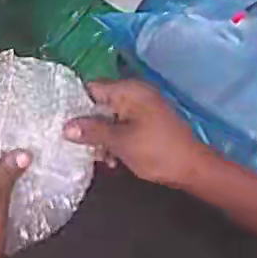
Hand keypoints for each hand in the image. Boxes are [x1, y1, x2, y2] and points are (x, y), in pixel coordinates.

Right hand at [63, 79, 218, 189]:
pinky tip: (113, 159)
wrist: (194, 169)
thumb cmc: (157, 151)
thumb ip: (92, 131)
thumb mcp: (120, 142)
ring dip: (102, 135)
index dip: (75, 103)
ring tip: (99, 157)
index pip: (92, 87)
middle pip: (100, 102)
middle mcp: (135, 93)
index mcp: (129, 90)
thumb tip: (65, 126)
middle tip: (76, 143)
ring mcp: (143, 107)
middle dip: (88, 123)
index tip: (62, 121)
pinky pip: (123, 124)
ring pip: (111, 116)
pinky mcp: (148, 122)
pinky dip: (116, 138)